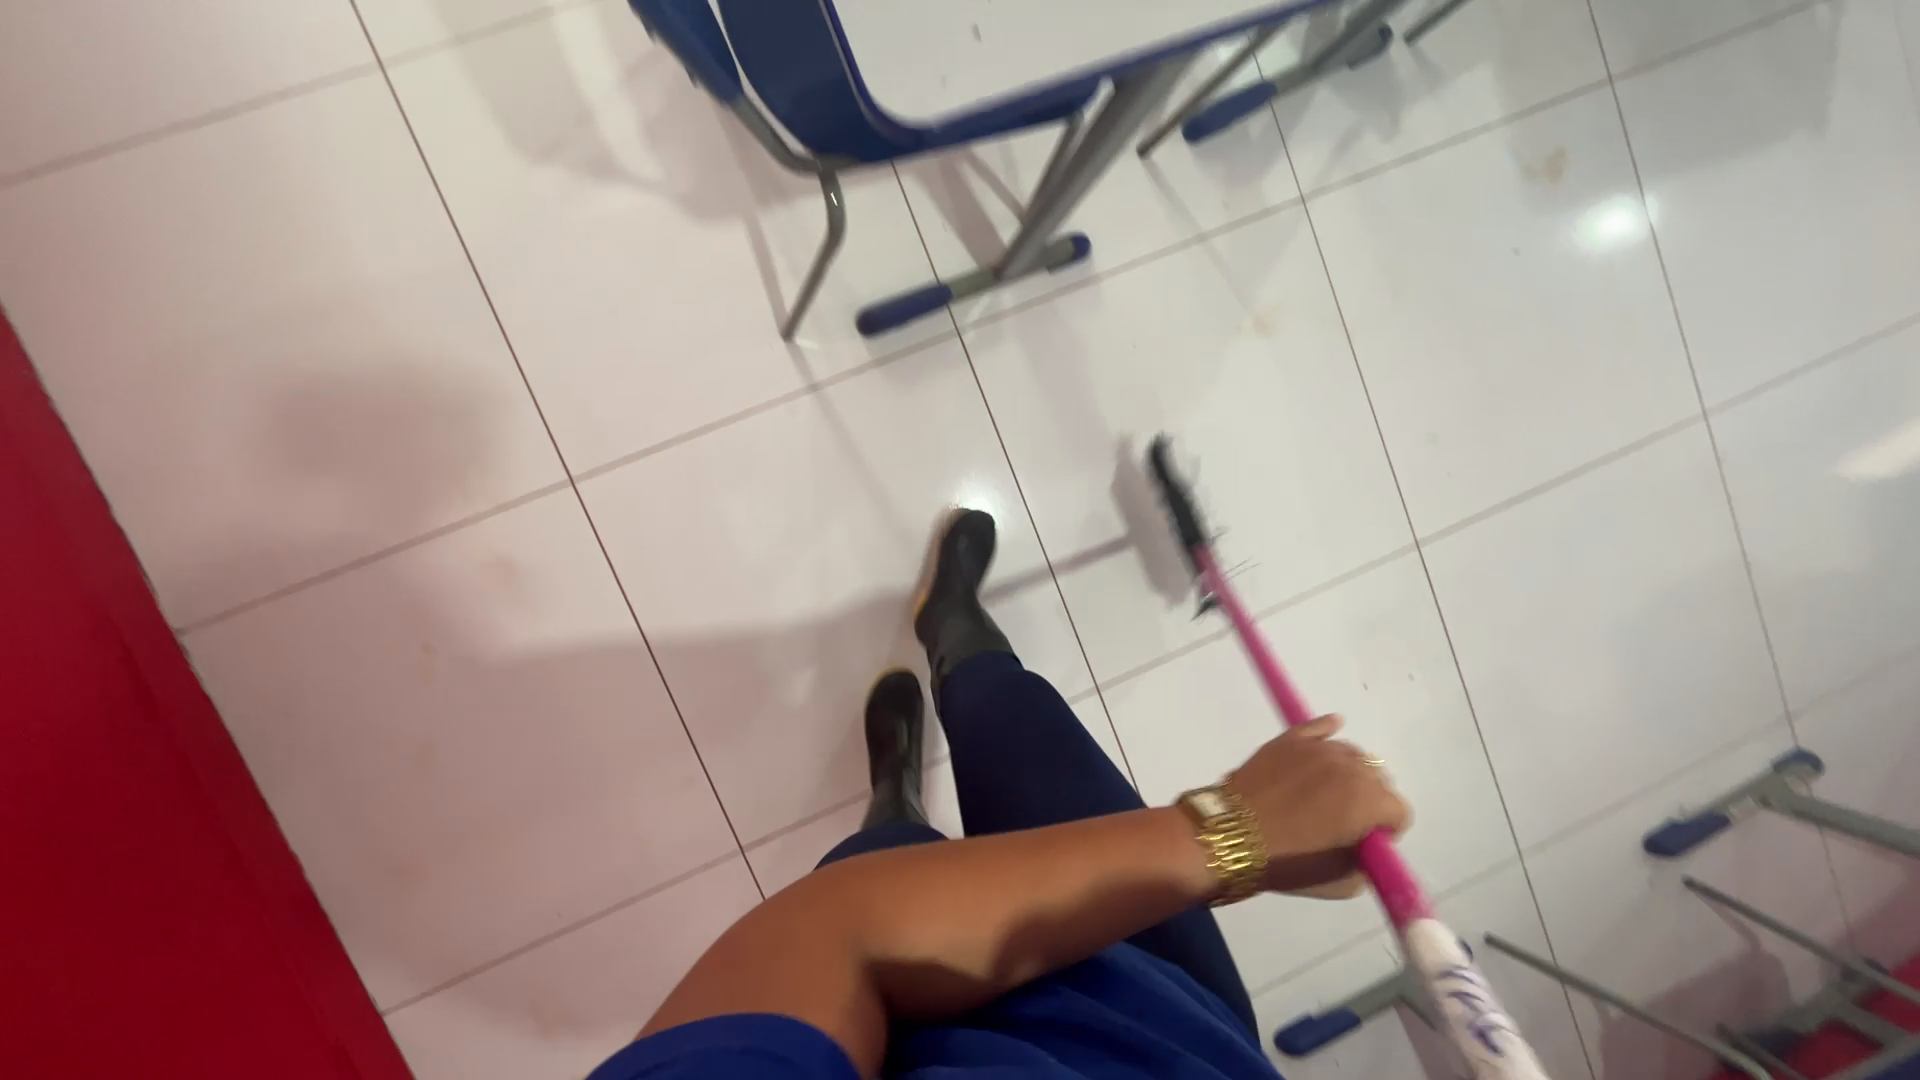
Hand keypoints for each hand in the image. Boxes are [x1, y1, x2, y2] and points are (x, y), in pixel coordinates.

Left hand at [1226, 715, 1410, 897]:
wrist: (1230, 834)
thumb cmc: (1287, 862)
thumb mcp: (1340, 882)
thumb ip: (1364, 865)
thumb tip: (1363, 851)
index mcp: (1369, 801)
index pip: (1399, 811)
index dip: (1387, 830)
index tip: (1366, 842)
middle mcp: (1349, 767)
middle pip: (1377, 779)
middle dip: (1369, 800)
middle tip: (1343, 819)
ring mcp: (1318, 748)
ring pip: (1351, 754)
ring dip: (1349, 772)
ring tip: (1326, 791)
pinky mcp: (1289, 739)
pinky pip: (1318, 727)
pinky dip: (1328, 729)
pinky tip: (1333, 729)